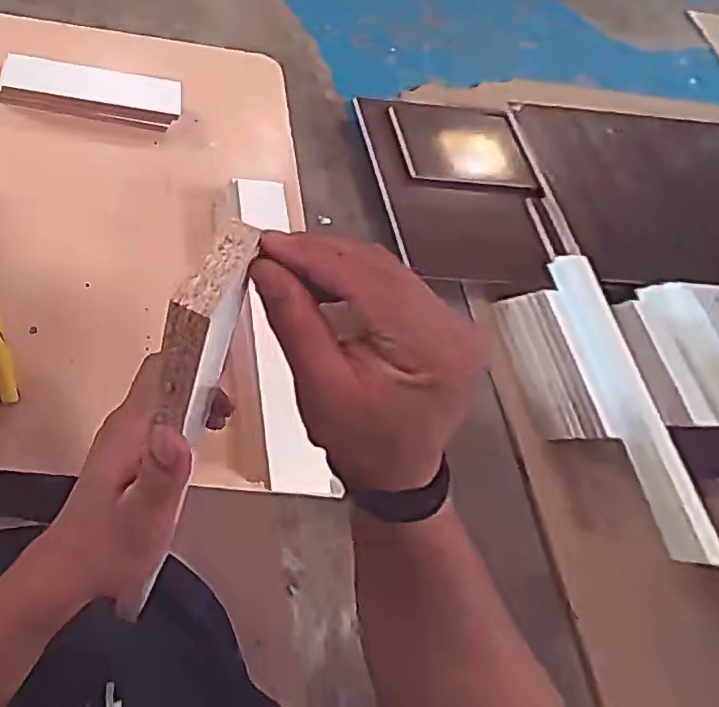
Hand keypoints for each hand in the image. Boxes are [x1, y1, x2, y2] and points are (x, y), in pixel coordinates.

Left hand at [31, 354, 231, 613]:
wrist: (71, 570)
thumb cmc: (106, 548)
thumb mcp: (145, 516)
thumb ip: (162, 474)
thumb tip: (174, 433)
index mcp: (129, 429)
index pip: (159, 369)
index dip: (191, 362)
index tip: (219, 375)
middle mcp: (123, 424)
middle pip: (165, 378)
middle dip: (199, 384)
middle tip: (224, 411)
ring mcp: (123, 435)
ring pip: (163, 397)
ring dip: (193, 402)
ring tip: (218, 423)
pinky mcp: (126, 450)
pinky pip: (159, 418)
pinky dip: (183, 419)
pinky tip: (196, 441)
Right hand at [249, 231, 483, 491]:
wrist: (395, 472)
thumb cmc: (363, 443)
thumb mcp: (319, 385)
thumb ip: (293, 319)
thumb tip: (268, 269)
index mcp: (431, 348)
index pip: (365, 281)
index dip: (312, 256)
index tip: (271, 246)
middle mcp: (450, 327)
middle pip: (375, 265)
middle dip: (317, 253)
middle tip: (270, 251)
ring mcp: (447, 319)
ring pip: (379, 265)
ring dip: (329, 259)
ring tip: (286, 263)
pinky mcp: (434, 316)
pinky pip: (386, 277)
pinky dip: (346, 271)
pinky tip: (316, 276)